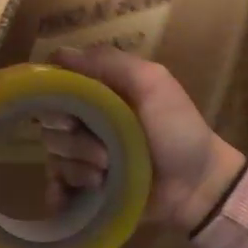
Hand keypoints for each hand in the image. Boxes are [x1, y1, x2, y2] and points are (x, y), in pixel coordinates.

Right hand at [43, 45, 246, 231]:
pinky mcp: (85, 186)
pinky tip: (79, 193)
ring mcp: (85, 155)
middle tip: (102, 151)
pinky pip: (56, 185)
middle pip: (51, 123)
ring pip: (55, 154)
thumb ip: (110, 62)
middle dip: (73, 139)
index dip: (54, 97)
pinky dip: (62, 189)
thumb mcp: (153, 84)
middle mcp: (87, 121)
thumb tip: (58, 54)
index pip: (56, 86)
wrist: (197, 185)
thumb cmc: (178, 130)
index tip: (68, 111)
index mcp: (100, 93)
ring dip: (78, 165)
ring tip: (106, 173)